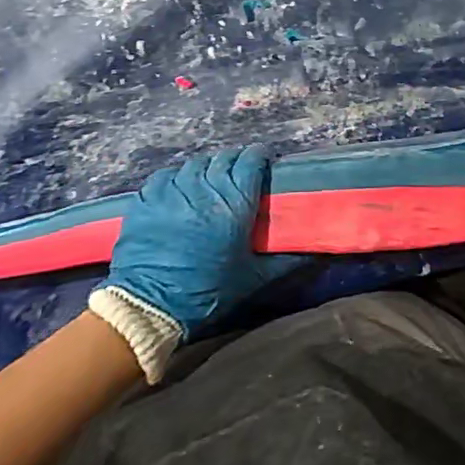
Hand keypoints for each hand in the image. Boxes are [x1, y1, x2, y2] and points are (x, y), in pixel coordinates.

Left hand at [99, 147, 300, 339]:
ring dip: (205, 169)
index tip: (264, 163)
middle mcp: (207, 187)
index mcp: (237, 200)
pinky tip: (177, 190)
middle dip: (234, 162)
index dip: (260, 156)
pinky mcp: (146, 200)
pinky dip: (175, 178)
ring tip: (207, 182)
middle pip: (225, 157)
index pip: (252, 158)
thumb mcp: (254, 276)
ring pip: (195, 163)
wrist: (149, 307)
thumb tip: (317, 255)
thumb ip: (286, 260)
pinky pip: (165, 175)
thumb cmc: (208, 290)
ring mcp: (174, 191)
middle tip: (237, 176)